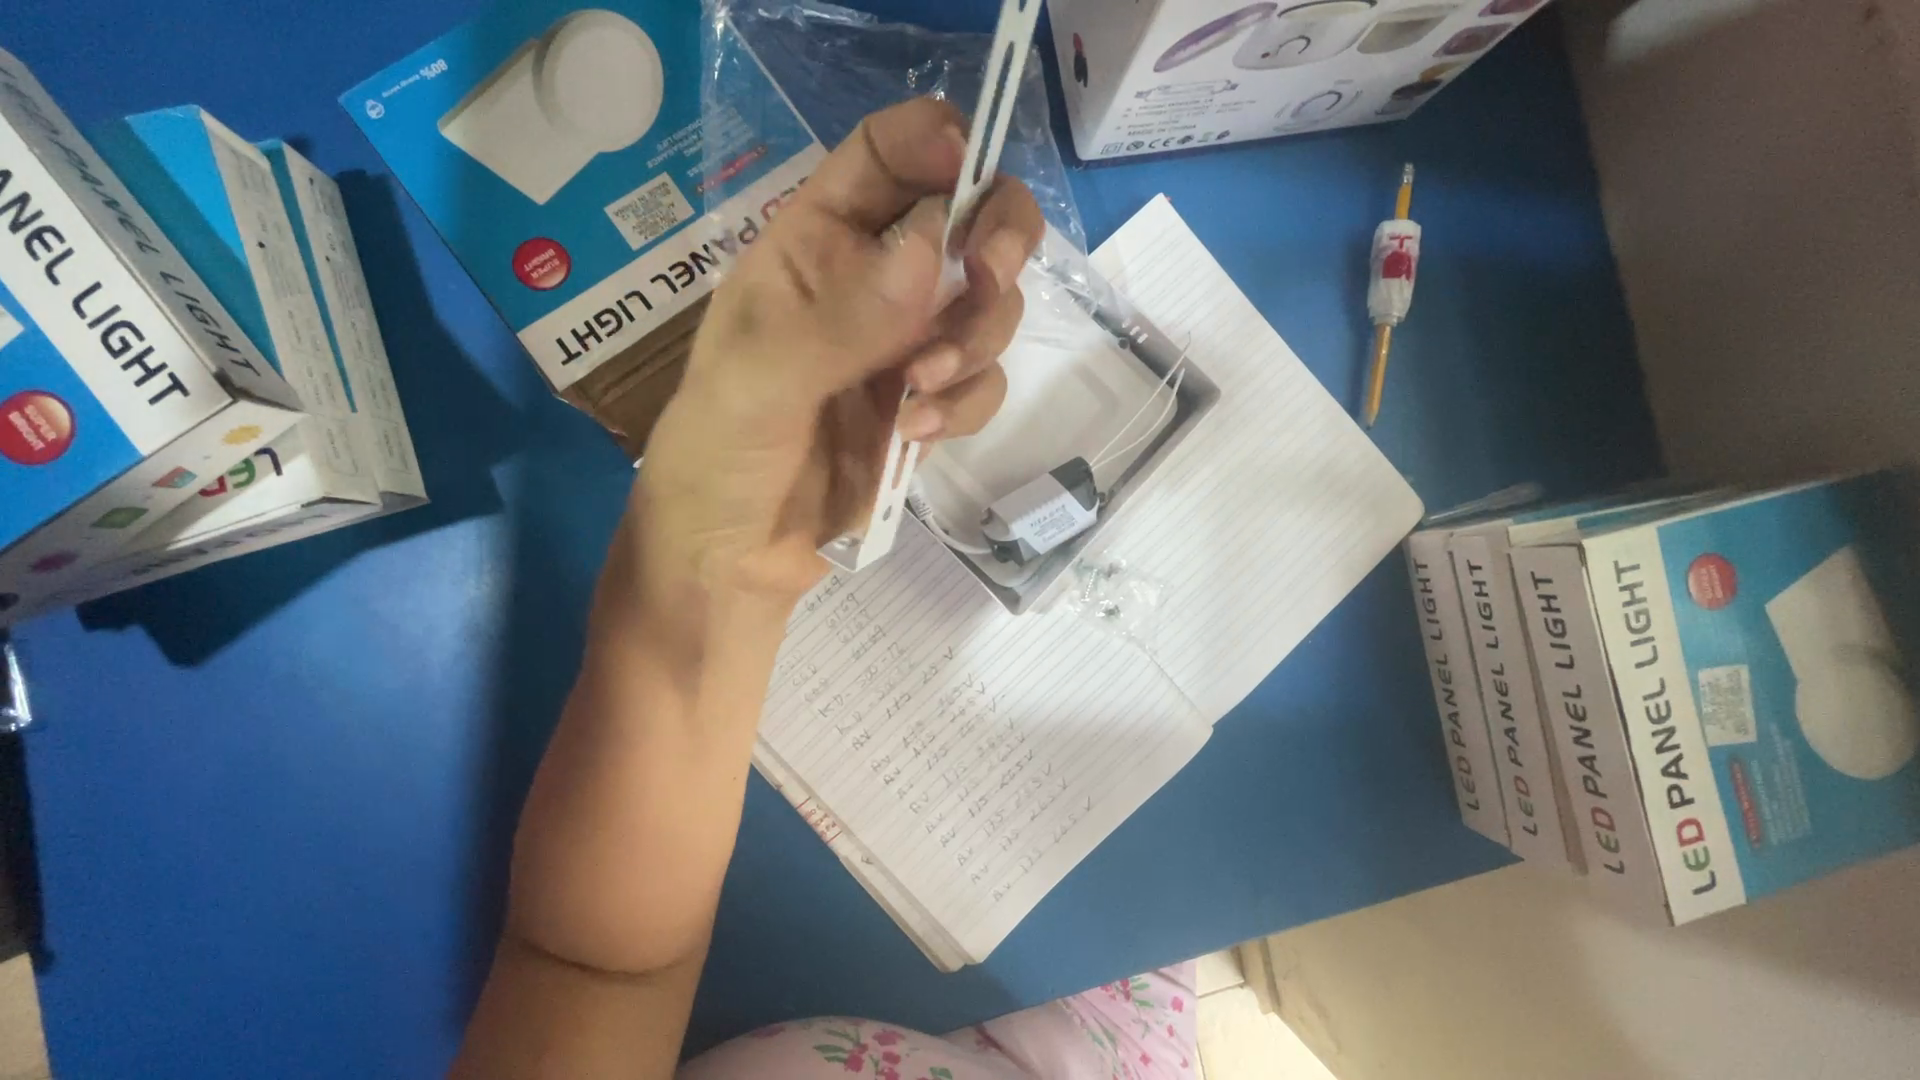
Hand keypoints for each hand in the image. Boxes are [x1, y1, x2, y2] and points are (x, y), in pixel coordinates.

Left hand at [635, 98, 1044, 603]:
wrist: (735, 555)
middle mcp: (872, 282)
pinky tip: (916, 436)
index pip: (886, 154)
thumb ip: (840, 320)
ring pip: (988, 307)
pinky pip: (983, 382)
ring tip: (918, 396)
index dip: (936, 140)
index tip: (969, 173)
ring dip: (975, 343)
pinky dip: (965, 403)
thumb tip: (929, 254)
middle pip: (968, 219)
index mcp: (814, 244)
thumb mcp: (757, 383)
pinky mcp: (930, 405)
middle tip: (988, 279)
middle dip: (995, 241)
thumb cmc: (719, 456)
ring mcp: (907, 346)